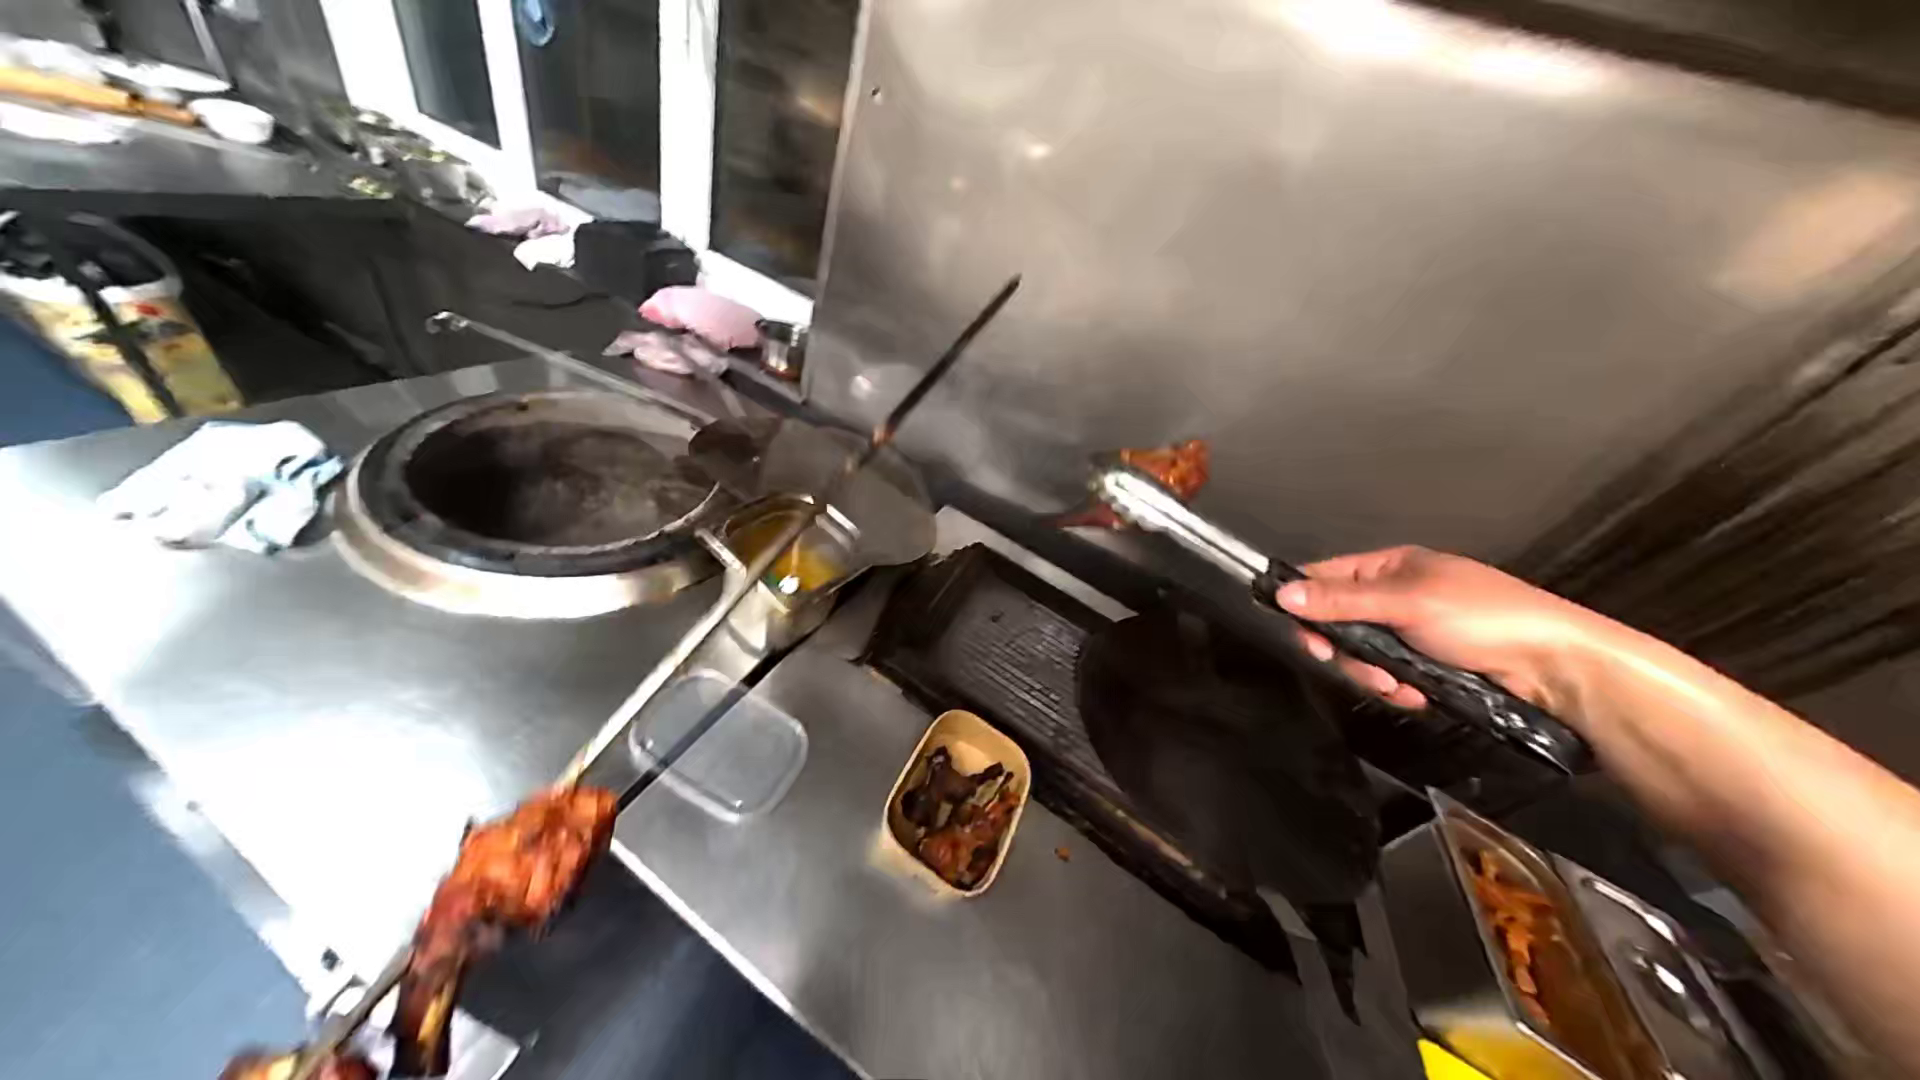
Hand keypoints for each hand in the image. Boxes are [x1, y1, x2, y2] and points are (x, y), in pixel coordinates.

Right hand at [1274, 546, 1606, 714]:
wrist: (1560, 667)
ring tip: (1400, 687)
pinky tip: (1415, 695)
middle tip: (1363, 669)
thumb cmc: (1482, 618)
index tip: (1307, 636)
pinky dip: (1395, 688)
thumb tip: (1281, 594)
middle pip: (1338, 622)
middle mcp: (1393, 596)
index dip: (1306, 604)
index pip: (1324, 578)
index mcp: (1388, 567)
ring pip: (1361, 654)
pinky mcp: (1426, 663)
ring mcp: (1410, 631)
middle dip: (1347, 651)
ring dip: (1373, 674)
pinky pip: (1388, 674)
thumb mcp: (1406, 602)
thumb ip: (1341, 601)